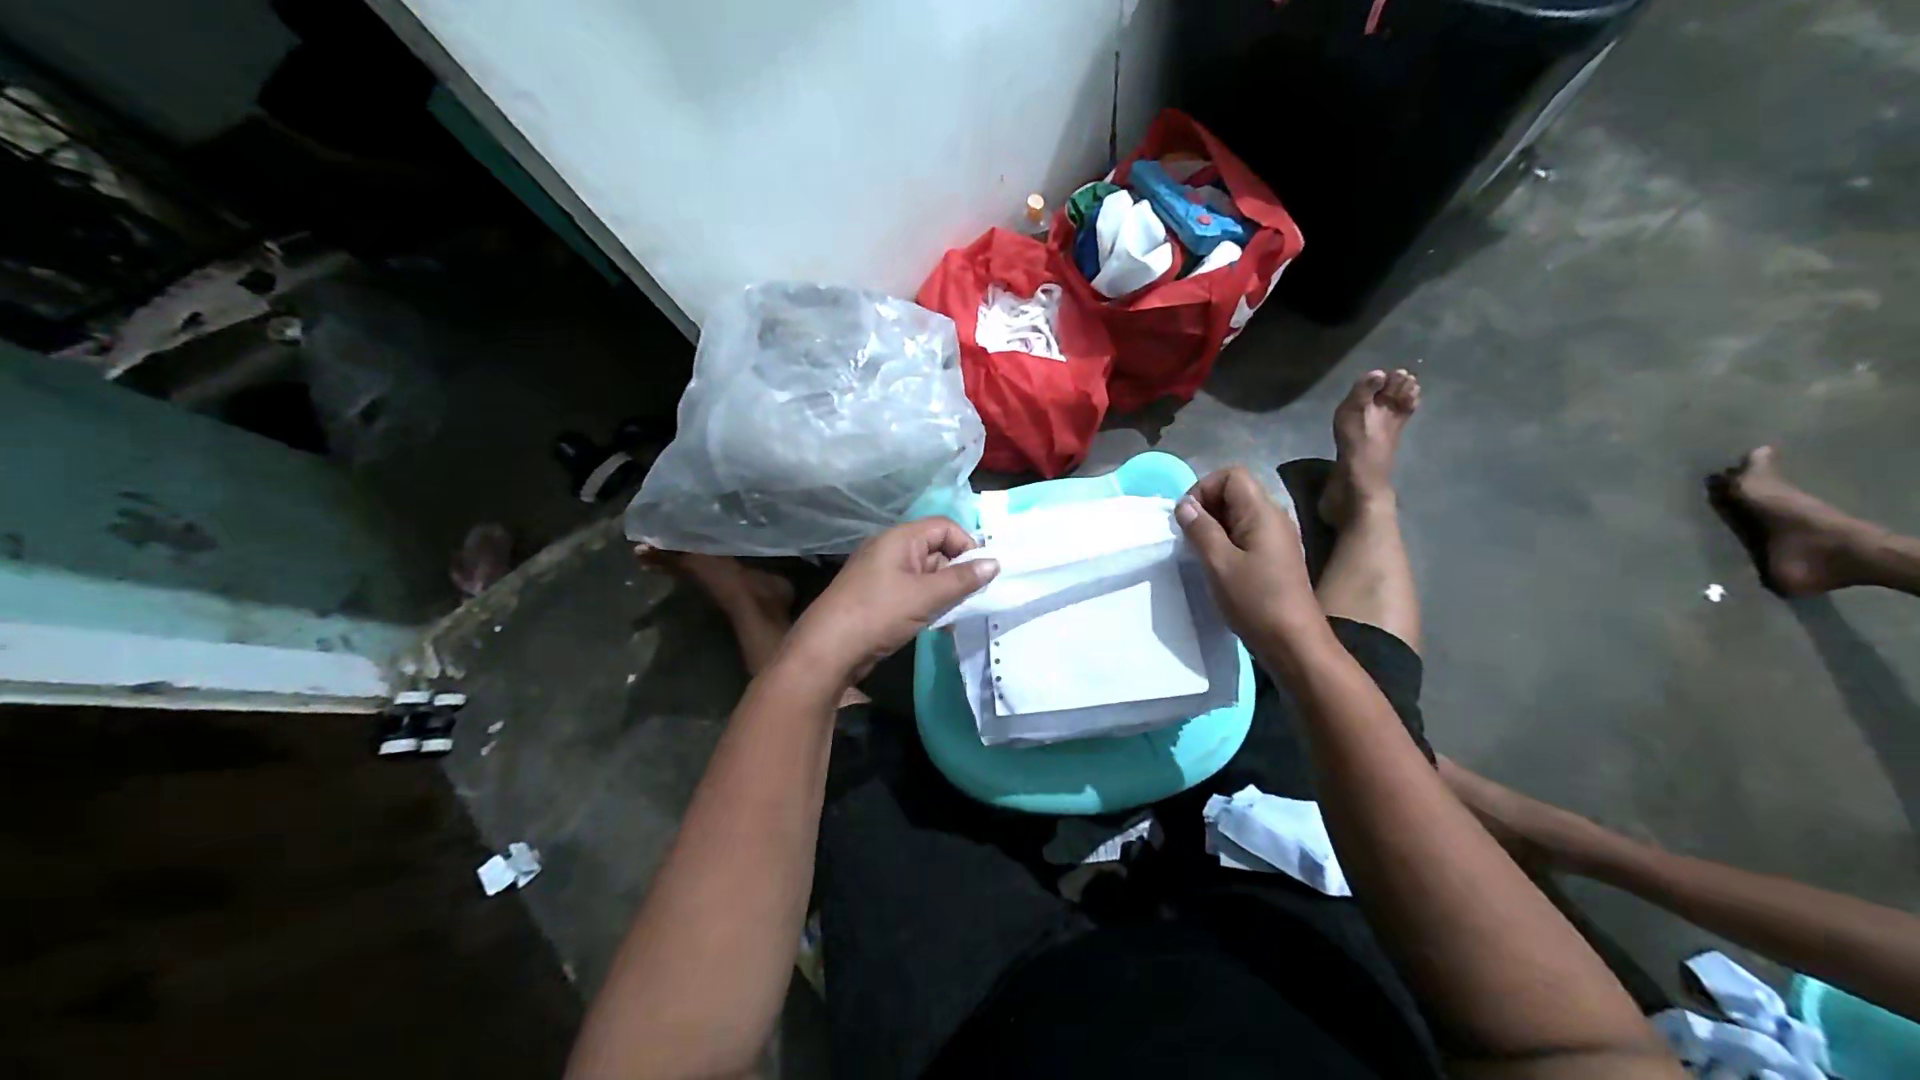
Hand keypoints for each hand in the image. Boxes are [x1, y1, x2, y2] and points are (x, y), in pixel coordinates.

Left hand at [788, 517, 998, 681]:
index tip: (982, 573)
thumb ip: (962, 580)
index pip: (944, 527)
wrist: (828, 649)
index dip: (967, 545)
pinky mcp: (878, 596)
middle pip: (936, 549)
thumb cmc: (878, 613)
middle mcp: (890, 549)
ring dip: (945, 592)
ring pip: (926, 574)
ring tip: (955, 615)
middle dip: (957, 572)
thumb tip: (995, 563)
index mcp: (900, 538)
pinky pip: (913, 591)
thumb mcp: (926, 596)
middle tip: (972, 598)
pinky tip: (938, 624)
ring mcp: (882, 574)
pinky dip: (929, 603)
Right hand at [1175, 466, 1322, 647]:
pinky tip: (1217, 564)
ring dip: (1214, 526)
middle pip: (1235, 491)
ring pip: (1239, 514)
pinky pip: (1246, 533)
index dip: (1204, 488)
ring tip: (1200, 552)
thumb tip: (1185, 506)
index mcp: (1263, 512)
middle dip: (1207, 507)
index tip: (1188, 518)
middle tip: (1189, 537)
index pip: (1231, 475)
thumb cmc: (1256, 601)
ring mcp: (1277, 537)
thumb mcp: (1219, 564)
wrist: (1293, 641)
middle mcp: (1274, 517)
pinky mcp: (1275, 555)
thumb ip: (1200, 529)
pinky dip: (1226, 540)